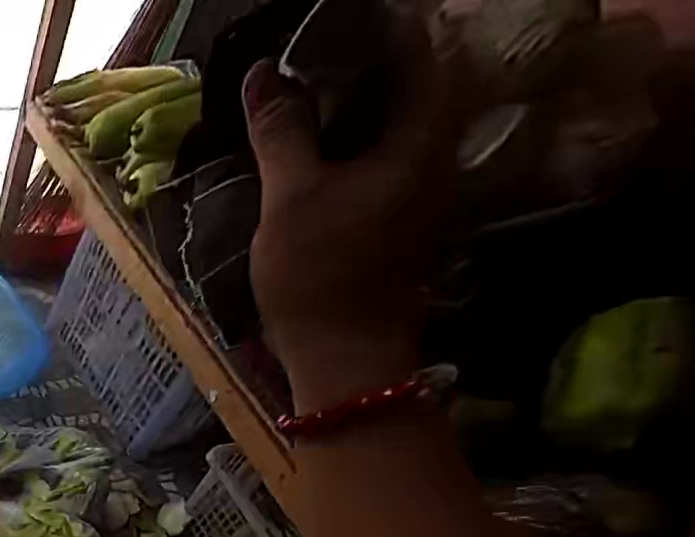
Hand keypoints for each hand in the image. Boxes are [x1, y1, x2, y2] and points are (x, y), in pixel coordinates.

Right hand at [243, 31, 459, 409]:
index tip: (328, 22)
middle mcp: (433, 147)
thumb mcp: (290, 198)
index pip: (420, 45)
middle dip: (363, 58)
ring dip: (353, 98)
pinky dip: (347, 135)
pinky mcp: (393, 209)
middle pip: (411, 77)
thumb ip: (281, 133)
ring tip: (301, 92)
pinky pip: (377, 150)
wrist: (339, 346)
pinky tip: (310, 144)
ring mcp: (416, 181)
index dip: (381, 23)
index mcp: (422, 133)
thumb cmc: (317, 272)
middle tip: (307, 55)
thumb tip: (261, 74)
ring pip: (393, 116)